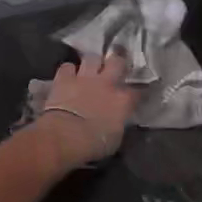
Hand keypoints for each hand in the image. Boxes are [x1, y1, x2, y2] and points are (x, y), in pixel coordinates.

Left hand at [37, 53, 138, 168]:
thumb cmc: (94, 143)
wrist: (66, 135)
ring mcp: (85, 78)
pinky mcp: (64, 79)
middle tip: (114, 66)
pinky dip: (68, 71)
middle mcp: (107, 83)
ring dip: (92, 63)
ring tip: (89, 69)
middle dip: (117, 61)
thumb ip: (119, 121)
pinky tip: (68, 76)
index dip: (138, 90)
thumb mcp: (116, 136)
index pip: (138, 90)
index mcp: (123, 100)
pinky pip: (67, 67)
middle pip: (117, 61)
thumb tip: (117, 118)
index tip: (137, 92)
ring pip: (92, 57)